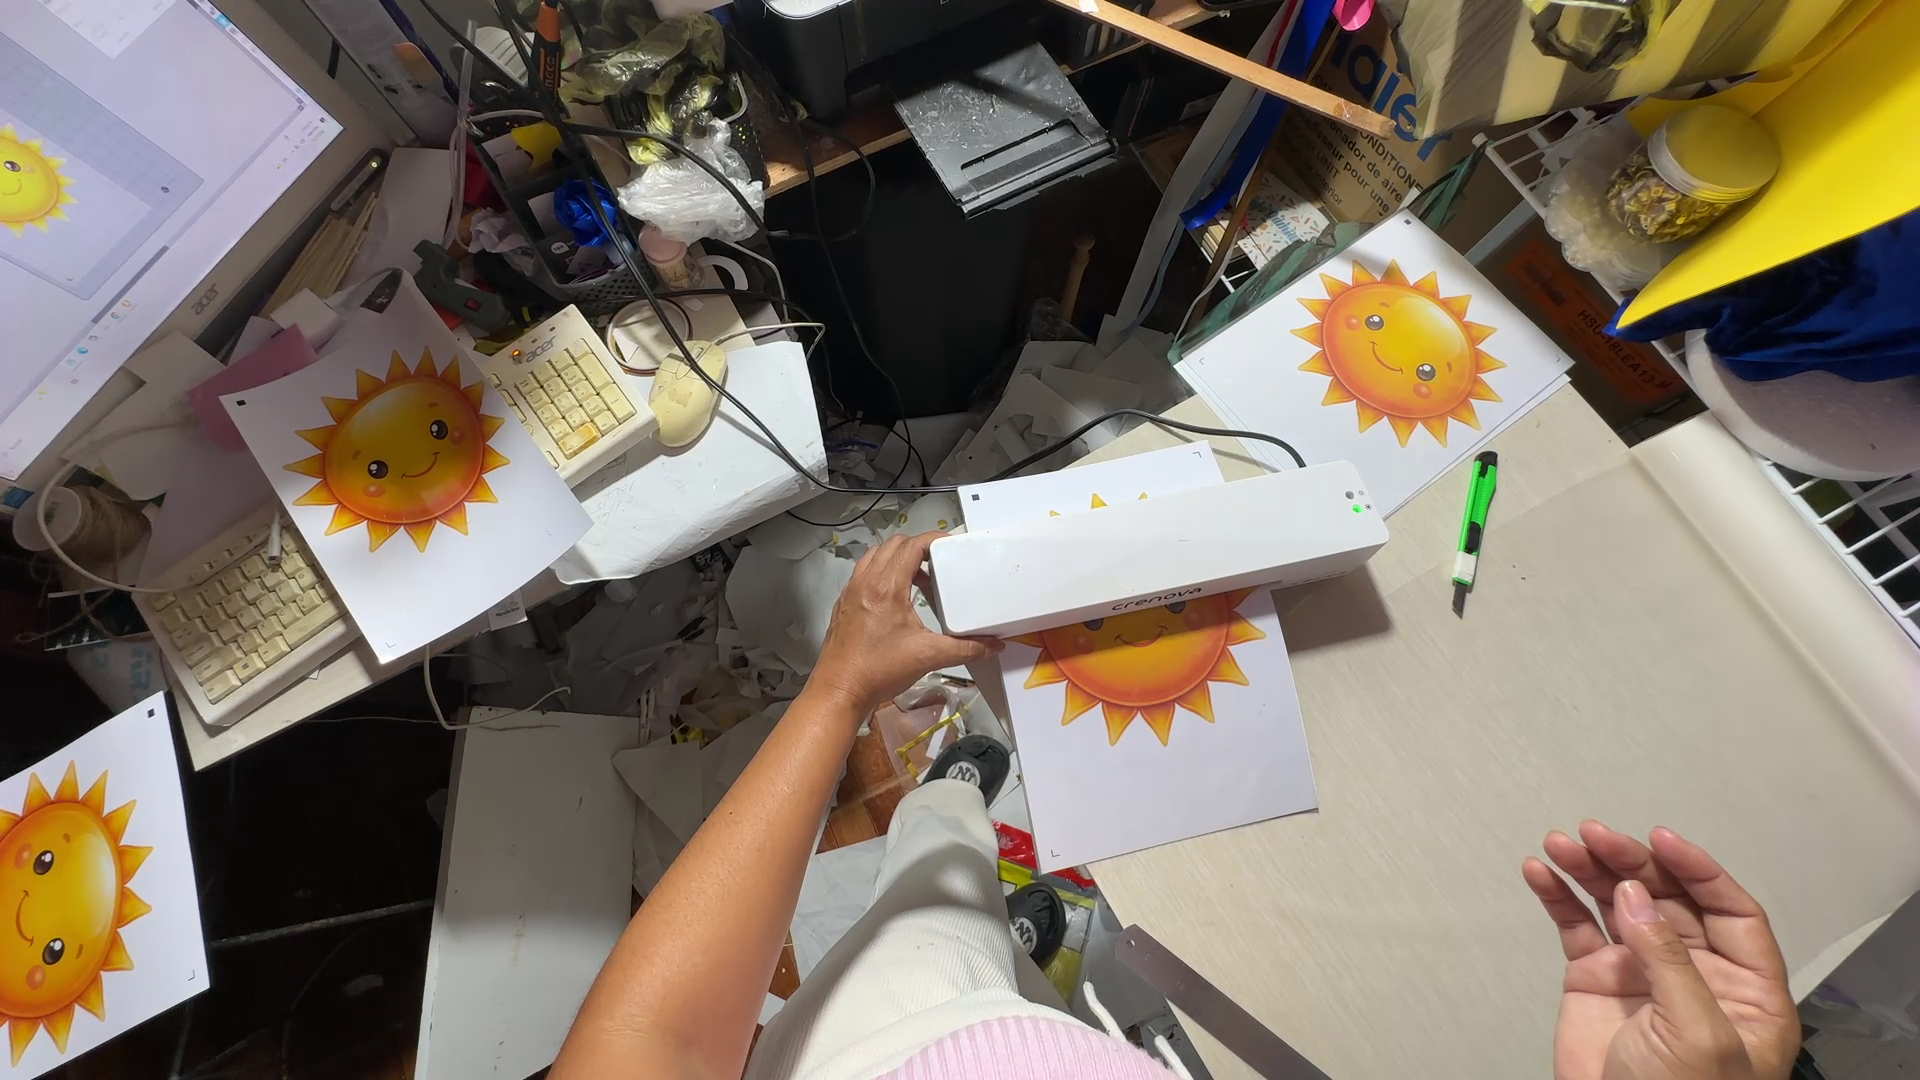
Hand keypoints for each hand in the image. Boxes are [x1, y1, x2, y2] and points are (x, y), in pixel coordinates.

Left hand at [809, 531, 1000, 715]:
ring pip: (875, 556)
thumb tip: (994, 647)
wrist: (839, 691)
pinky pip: (863, 573)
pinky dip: (881, 573)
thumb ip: (965, 649)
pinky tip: (896, 598)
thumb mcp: (928, 657)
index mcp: (886, 587)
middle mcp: (865, 582)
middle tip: (938, 564)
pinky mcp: (844, 604)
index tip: (950, 544)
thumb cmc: (879, 671)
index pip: (911, 546)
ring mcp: (851, 591)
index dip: (933, 539)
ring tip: (918, 578)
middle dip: (917, 548)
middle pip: (892, 545)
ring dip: (897, 558)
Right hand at [1522, 822, 1799, 1079]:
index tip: (1659, 839)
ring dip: (1586, 868)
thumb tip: (1634, 894)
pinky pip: (1573, 922)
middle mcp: (1693, 971)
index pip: (1730, 913)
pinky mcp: (1593, 973)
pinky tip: (1539, 872)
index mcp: (1745, 991)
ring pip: (1614, 901)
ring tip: (1558, 844)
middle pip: (1663, 897)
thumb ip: (1669, 960)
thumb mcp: (1697, 1033)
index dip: (1699, 871)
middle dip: (1628, 861)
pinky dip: (1554, 894)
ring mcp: (1638, 969)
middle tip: (1593, 836)